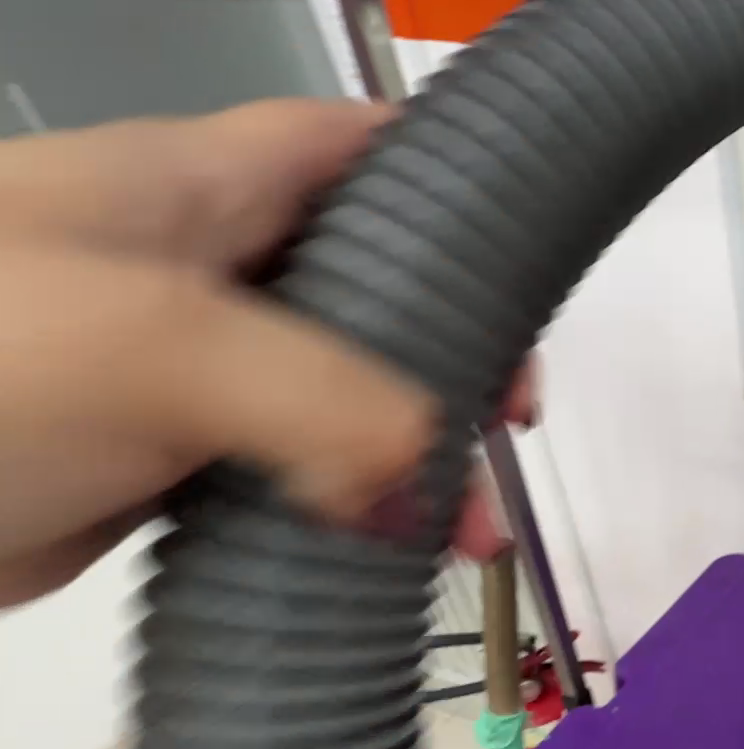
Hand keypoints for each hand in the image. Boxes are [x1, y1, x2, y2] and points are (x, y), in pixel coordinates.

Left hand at [0, 100, 525, 607]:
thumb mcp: (143, 343)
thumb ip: (325, 399)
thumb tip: (424, 488)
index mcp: (208, 191)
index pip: (370, 148)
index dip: (464, 183)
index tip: (534, 254)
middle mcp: (225, 270)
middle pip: (402, 288)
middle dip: (474, 357)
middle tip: (509, 424)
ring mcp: (215, 368)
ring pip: (374, 390)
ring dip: (439, 455)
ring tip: (470, 528)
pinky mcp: (200, 453)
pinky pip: (327, 464)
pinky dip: (380, 502)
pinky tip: (407, 541)